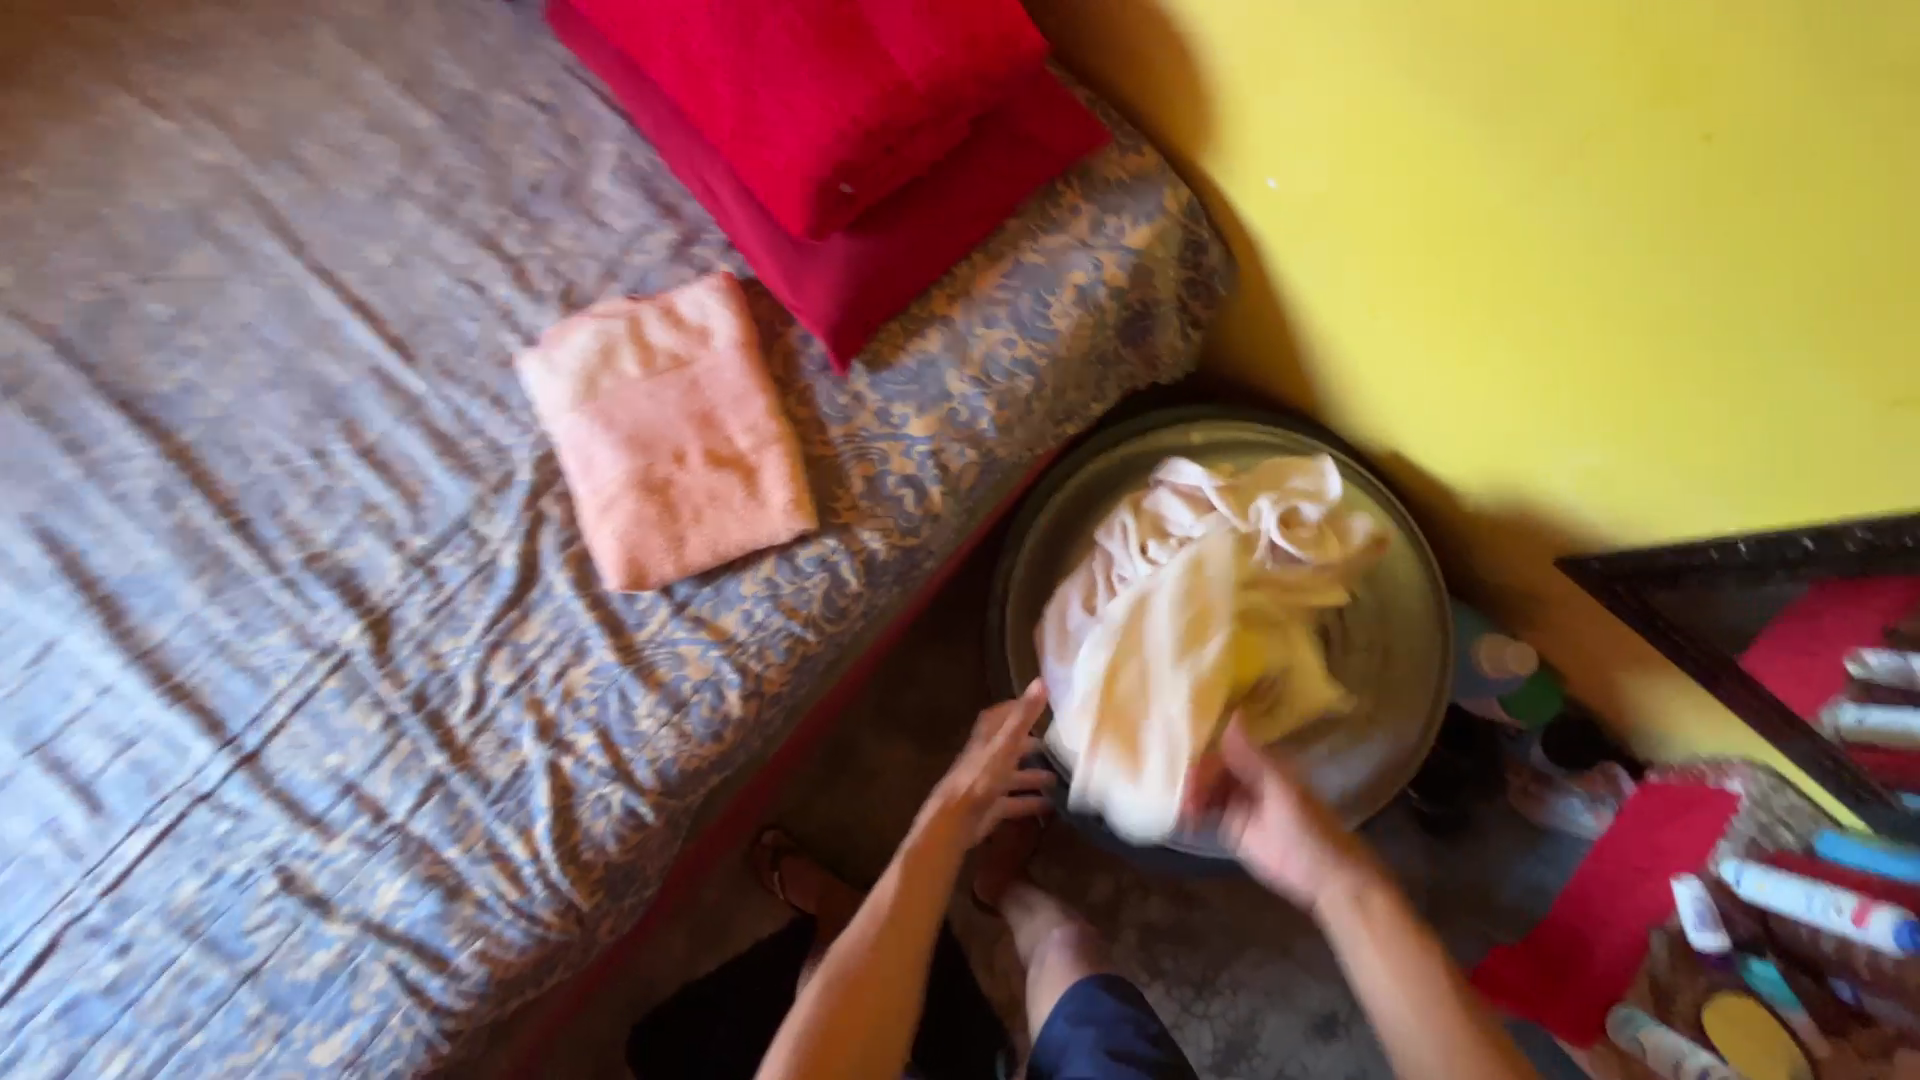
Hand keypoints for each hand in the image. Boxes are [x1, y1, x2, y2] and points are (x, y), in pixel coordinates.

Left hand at [923, 680, 1056, 845]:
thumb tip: (1040, 681)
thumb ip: (1023, 716)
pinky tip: (1051, 805)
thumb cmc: (980, 777)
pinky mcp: (991, 806)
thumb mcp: (1005, 744)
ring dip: (1034, 775)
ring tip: (1059, 777)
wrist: (955, 819)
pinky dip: (1031, 802)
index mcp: (987, 738)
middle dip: (1030, 744)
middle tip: (1058, 745)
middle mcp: (987, 757)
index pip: (1000, 715)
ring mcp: (988, 783)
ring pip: (1014, 775)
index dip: (1017, 708)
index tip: (1040, 704)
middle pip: (1009, 746)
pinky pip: (1015, 802)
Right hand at [1181, 714, 1383, 914]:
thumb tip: (1233, 713)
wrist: (1328, 879)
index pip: (1221, 752)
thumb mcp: (1281, 791)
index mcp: (1261, 763)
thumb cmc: (1309, 831)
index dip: (1201, 761)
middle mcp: (1247, 777)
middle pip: (1209, 770)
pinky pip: (1207, 811)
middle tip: (1181, 801)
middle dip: (1192, 782)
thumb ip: (1253, 757)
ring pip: (1205, 790)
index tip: (1185, 777)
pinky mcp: (1233, 826)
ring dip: (1189, 797)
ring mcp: (1239, 802)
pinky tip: (1182, 820)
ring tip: (1181, 813)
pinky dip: (1192, 813)